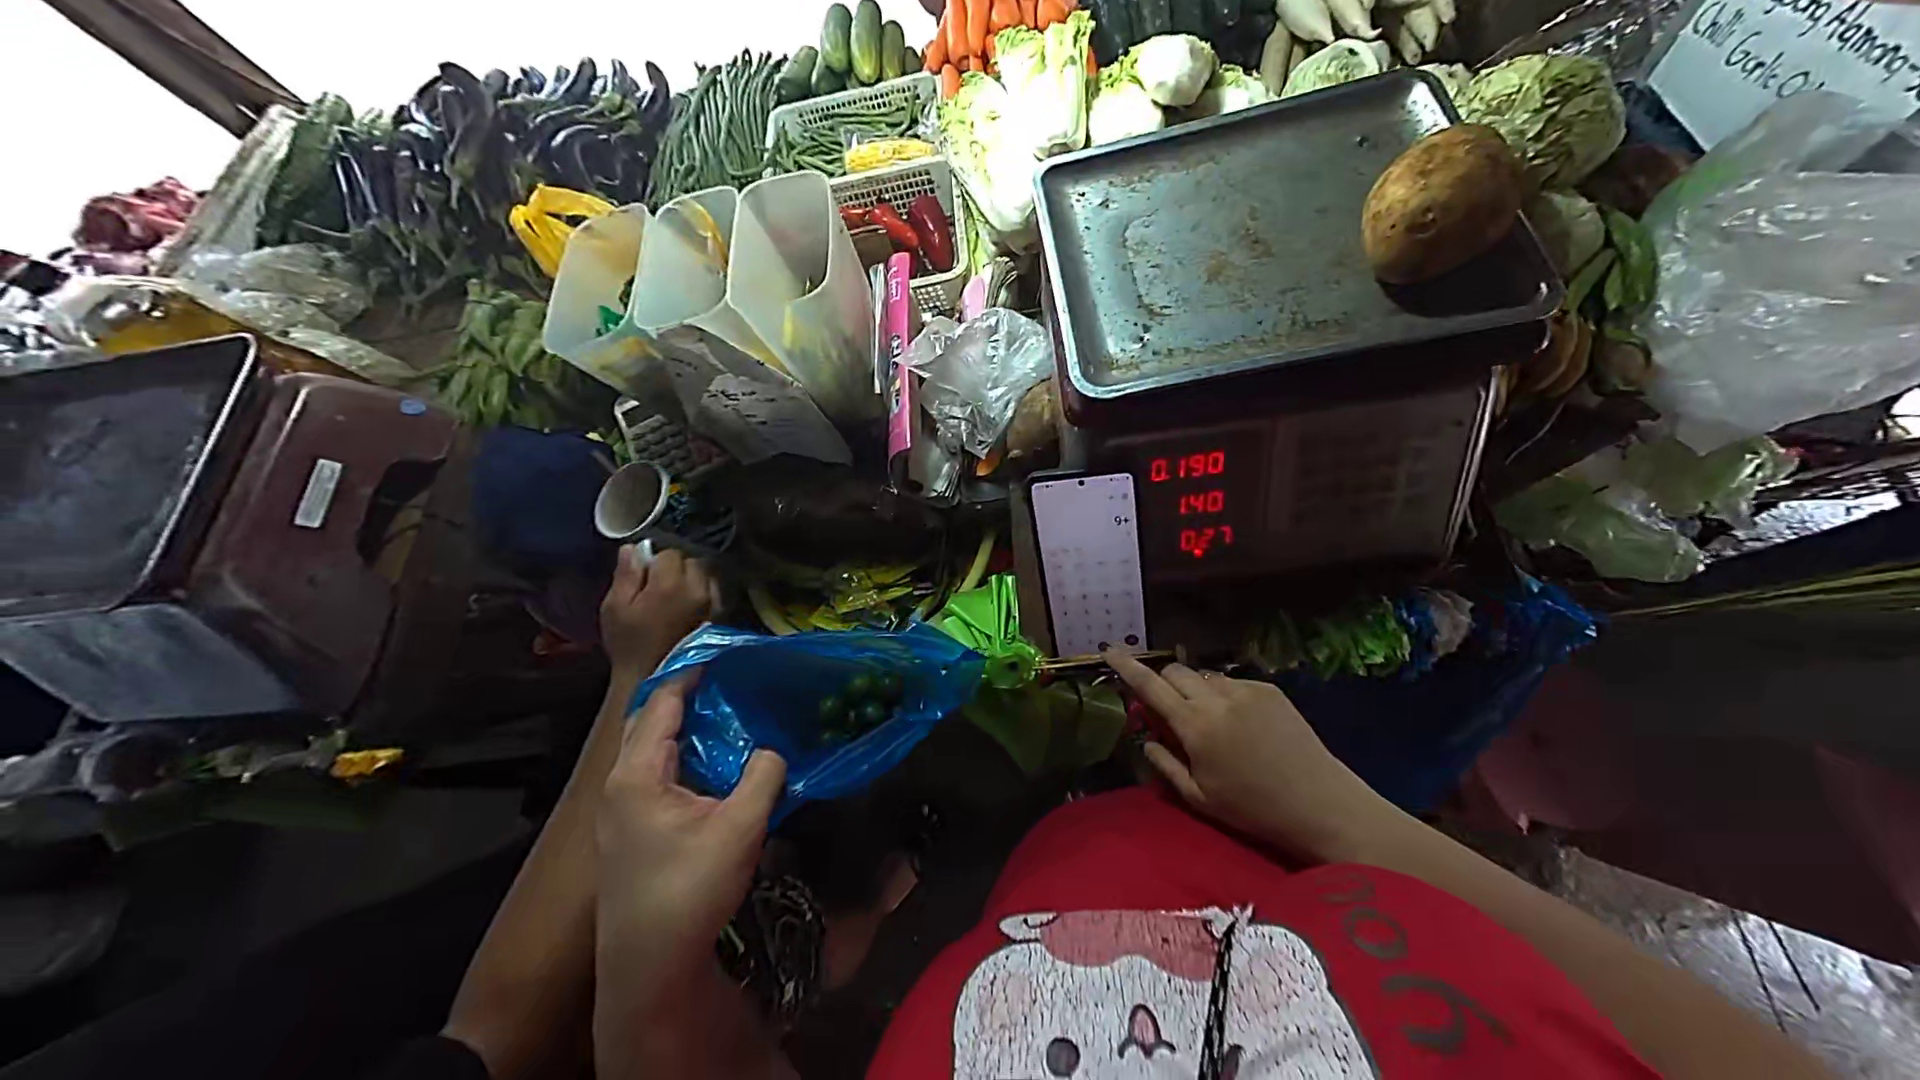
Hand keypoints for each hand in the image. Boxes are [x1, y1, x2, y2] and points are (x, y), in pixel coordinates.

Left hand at [596, 674, 786, 1009]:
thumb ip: (764, 775)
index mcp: (636, 774)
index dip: (693, 670)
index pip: (661, 702)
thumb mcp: (739, 828)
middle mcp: (620, 783)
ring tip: (728, 708)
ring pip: (652, 748)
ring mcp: (621, 809)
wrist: (649, 969)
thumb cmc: (689, 892)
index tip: (727, 650)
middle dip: (686, 692)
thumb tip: (777, 745)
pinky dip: (684, 753)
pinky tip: (716, 759)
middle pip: (649, 719)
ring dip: (685, 724)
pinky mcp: (631, 830)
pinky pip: (656, 772)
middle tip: (730, 675)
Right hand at [600, 547, 717, 674]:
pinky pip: (715, 591)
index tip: (644, 577)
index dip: (655, 561)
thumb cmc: (628, 642)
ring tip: (674, 595)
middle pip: (691, 561)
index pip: (670, 553)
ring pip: (706, 574)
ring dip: (692, 578)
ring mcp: (712, 602)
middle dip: (676, 568)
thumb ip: (626, 574)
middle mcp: (698, 588)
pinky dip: (704, 591)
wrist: (651, 677)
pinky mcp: (719, 614)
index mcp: (670, 583)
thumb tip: (633, 548)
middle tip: (658, 586)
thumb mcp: (615, 606)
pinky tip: (689, 604)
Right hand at [1104, 650, 1408, 862]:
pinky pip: (1232, 682)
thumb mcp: (1197, 797)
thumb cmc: (1253, 809)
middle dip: (1163, 683)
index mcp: (1194, 726)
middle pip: (1175, 672)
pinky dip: (1223, 695)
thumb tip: (1146, 740)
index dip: (1126, 667)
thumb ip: (1164, 763)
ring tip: (1208, 720)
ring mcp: (1246, 690)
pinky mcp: (1270, 690)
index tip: (1109, 651)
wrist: (1321, 804)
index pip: (1149, 686)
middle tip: (1167, 708)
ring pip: (1204, 676)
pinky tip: (1239, 723)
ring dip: (1194, 689)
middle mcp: (1216, 699)